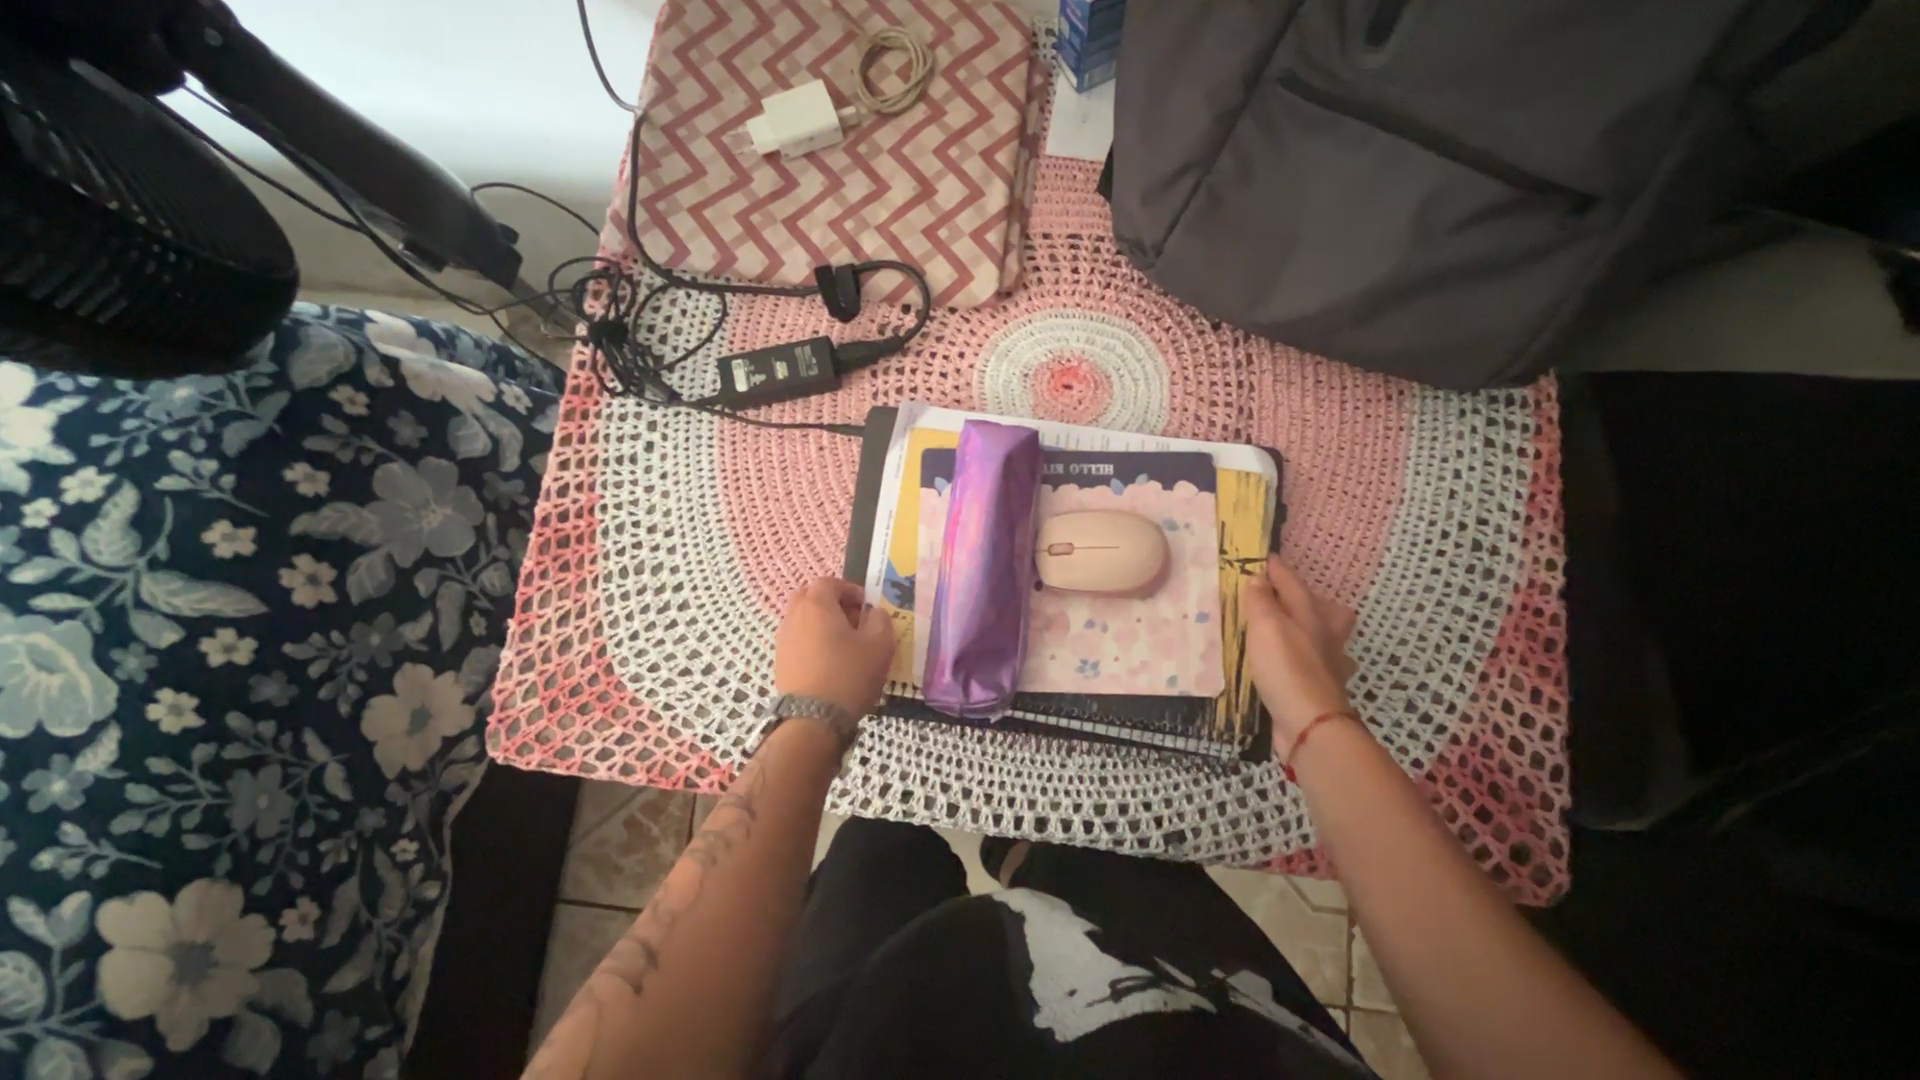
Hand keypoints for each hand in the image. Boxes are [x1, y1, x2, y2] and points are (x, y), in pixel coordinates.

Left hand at [774, 578, 895, 717]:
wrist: (813, 719)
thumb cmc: (849, 674)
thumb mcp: (880, 644)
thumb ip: (880, 620)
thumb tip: (873, 613)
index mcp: (816, 605)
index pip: (829, 582)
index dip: (849, 589)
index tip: (866, 606)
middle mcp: (794, 616)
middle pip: (810, 597)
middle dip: (831, 603)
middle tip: (852, 620)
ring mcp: (783, 639)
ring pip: (802, 619)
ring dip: (821, 623)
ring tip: (843, 644)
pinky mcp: (780, 661)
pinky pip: (797, 640)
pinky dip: (812, 641)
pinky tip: (829, 662)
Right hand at [1242, 556, 1358, 749]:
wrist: (1310, 724)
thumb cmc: (1287, 668)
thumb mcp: (1266, 627)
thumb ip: (1261, 601)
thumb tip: (1259, 577)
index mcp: (1313, 615)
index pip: (1293, 583)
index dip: (1277, 569)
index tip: (1264, 556)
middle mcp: (1326, 637)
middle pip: (1328, 610)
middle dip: (1311, 600)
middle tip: (1290, 598)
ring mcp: (1328, 666)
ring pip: (1326, 640)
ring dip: (1312, 632)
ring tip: (1288, 633)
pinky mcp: (1320, 691)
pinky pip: (1314, 667)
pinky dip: (1305, 662)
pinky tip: (1290, 668)